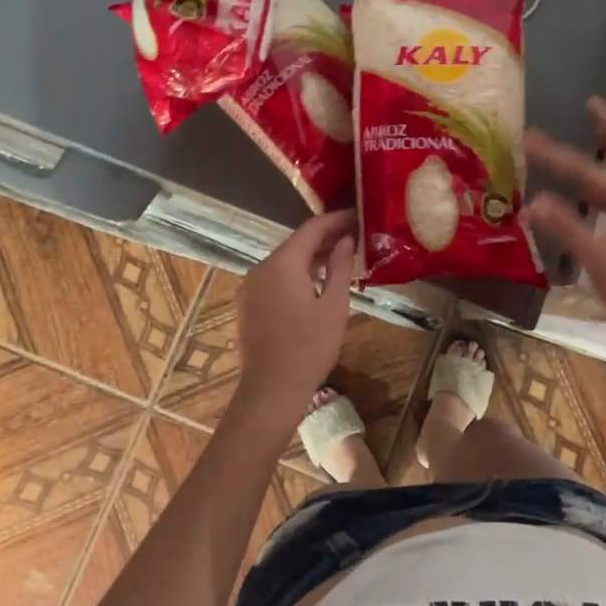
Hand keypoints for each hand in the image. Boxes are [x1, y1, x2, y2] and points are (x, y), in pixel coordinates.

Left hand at [230, 209, 356, 431]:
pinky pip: (274, 280)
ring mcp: (250, 287)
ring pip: (284, 263)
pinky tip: (316, 284)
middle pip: (295, 244)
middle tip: (354, 238)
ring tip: (340, 260)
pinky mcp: (248, 305)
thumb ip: (340, 267)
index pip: (311, 229)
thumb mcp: (334, 306)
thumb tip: (345, 240)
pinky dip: (296, 275)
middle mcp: (260, 268)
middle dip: (324, 239)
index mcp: (282, 264)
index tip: (357, 216)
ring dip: (310, 259)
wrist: (271, 389)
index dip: (335, 220)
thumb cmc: (309, 348)